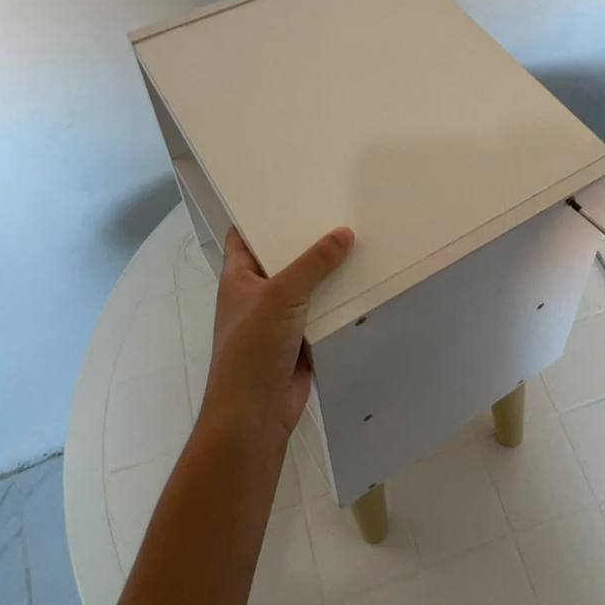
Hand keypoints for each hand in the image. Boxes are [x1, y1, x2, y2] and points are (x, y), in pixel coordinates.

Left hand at [200, 226, 354, 438]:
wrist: (255, 414)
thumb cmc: (252, 348)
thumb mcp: (281, 296)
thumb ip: (313, 264)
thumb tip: (344, 234)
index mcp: (239, 276)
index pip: (245, 235)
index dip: (263, 213)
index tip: (291, 190)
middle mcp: (258, 293)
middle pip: (284, 258)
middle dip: (308, 239)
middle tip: (339, 207)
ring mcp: (280, 317)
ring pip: (308, 285)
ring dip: (329, 271)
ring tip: (360, 236)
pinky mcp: (302, 337)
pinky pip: (323, 310)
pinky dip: (339, 299)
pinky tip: (365, 279)